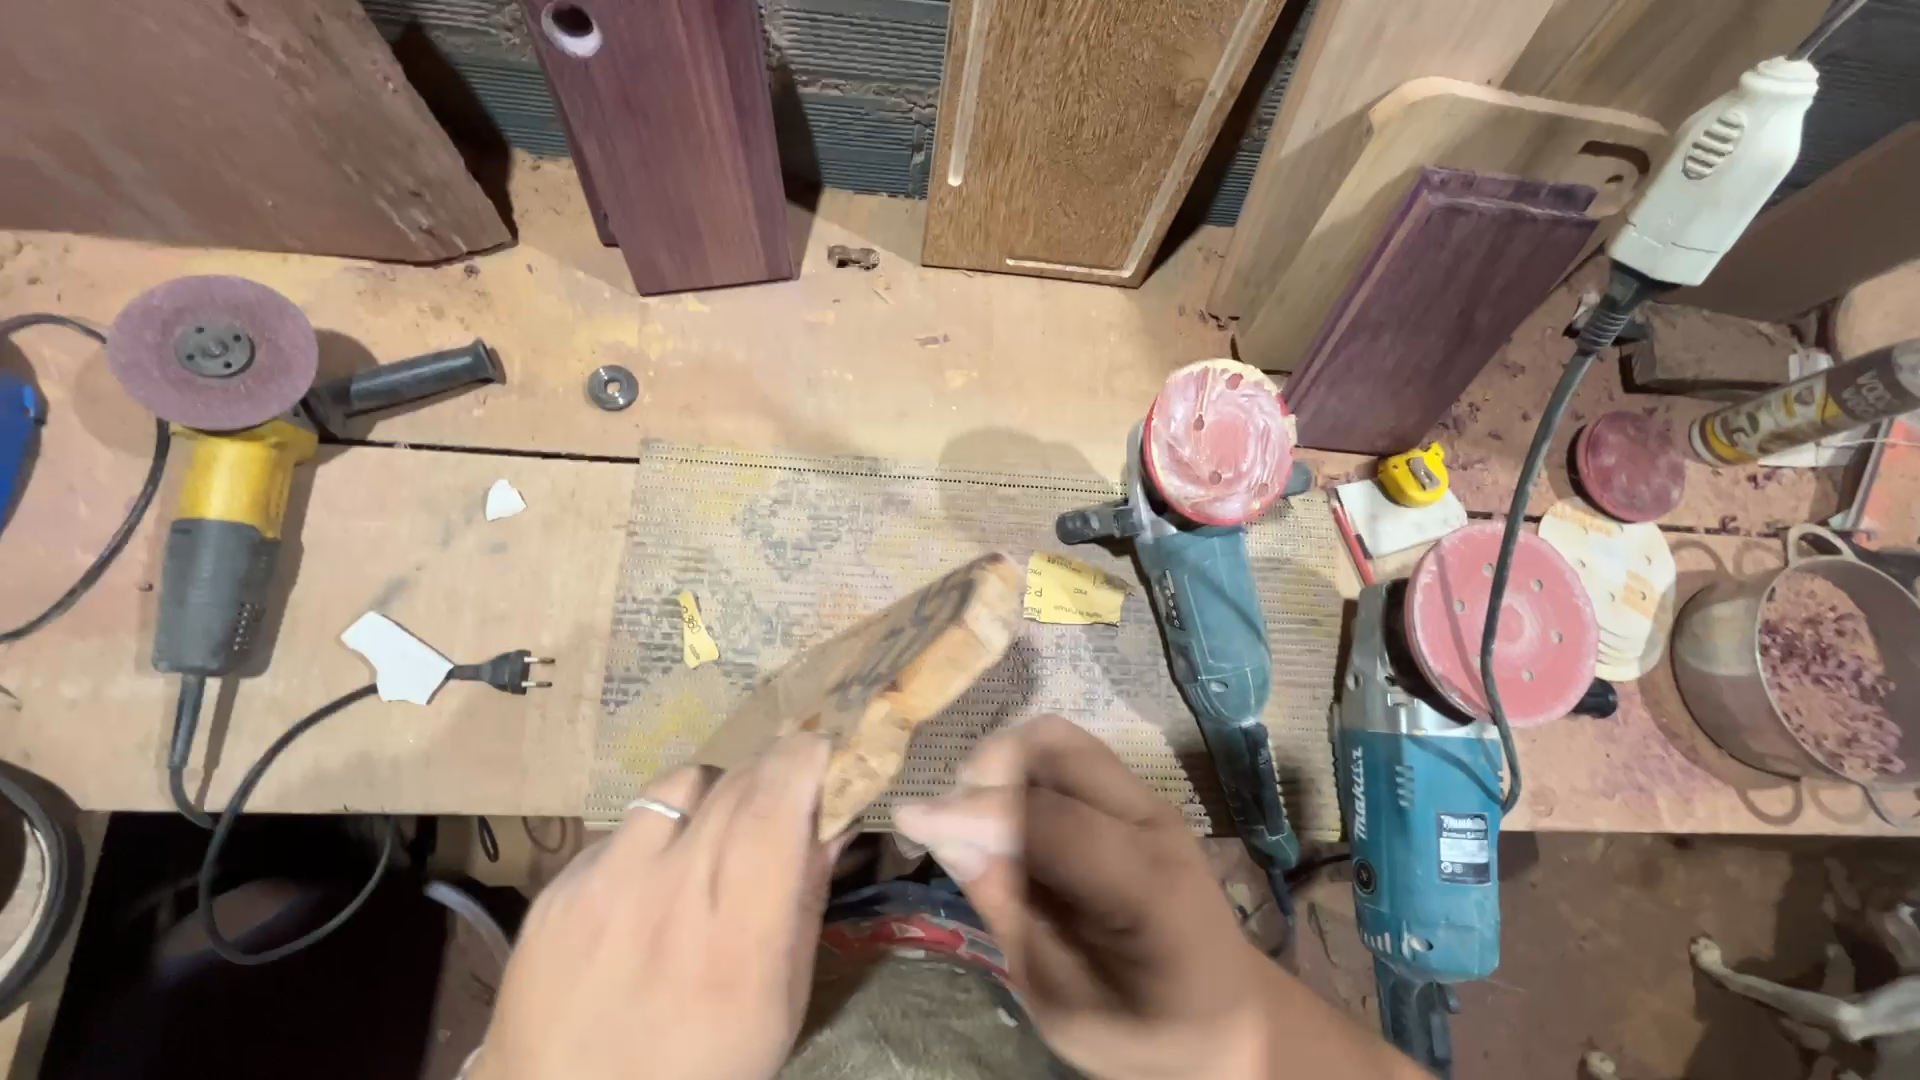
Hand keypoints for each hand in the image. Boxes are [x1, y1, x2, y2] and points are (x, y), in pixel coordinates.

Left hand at [473, 733, 836, 1079]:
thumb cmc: (702, 1069)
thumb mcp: (780, 1004)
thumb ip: (806, 901)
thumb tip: (834, 819)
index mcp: (738, 930)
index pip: (777, 797)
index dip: (806, 758)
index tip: (824, 754)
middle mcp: (671, 890)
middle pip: (737, 779)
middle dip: (773, 771)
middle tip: (784, 791)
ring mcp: (606, 885)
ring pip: (682, 782)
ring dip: (715, 795)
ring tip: (711, 835)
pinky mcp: (560, 889)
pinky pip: (626, 827)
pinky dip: (656, 837)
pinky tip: (650, 884)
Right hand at [894, 715, 1419, 1079]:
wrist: (1228, 1017)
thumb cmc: (1145, 1033)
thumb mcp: (1062, 1002)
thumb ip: (1007, 911)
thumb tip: (947, 835)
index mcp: (1148, 891)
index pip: (1051, 820)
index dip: (975, 812)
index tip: (911, 818)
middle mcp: (1155, 824)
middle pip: (1057, 750)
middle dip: (988, 769)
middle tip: (949, 819)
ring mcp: (1152, 801)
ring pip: (1061, 738)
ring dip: (1005, 761)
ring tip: (974, 813)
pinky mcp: (1140, 795)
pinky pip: (1069, 755)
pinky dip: (1024, 767)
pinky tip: (1006, 811)